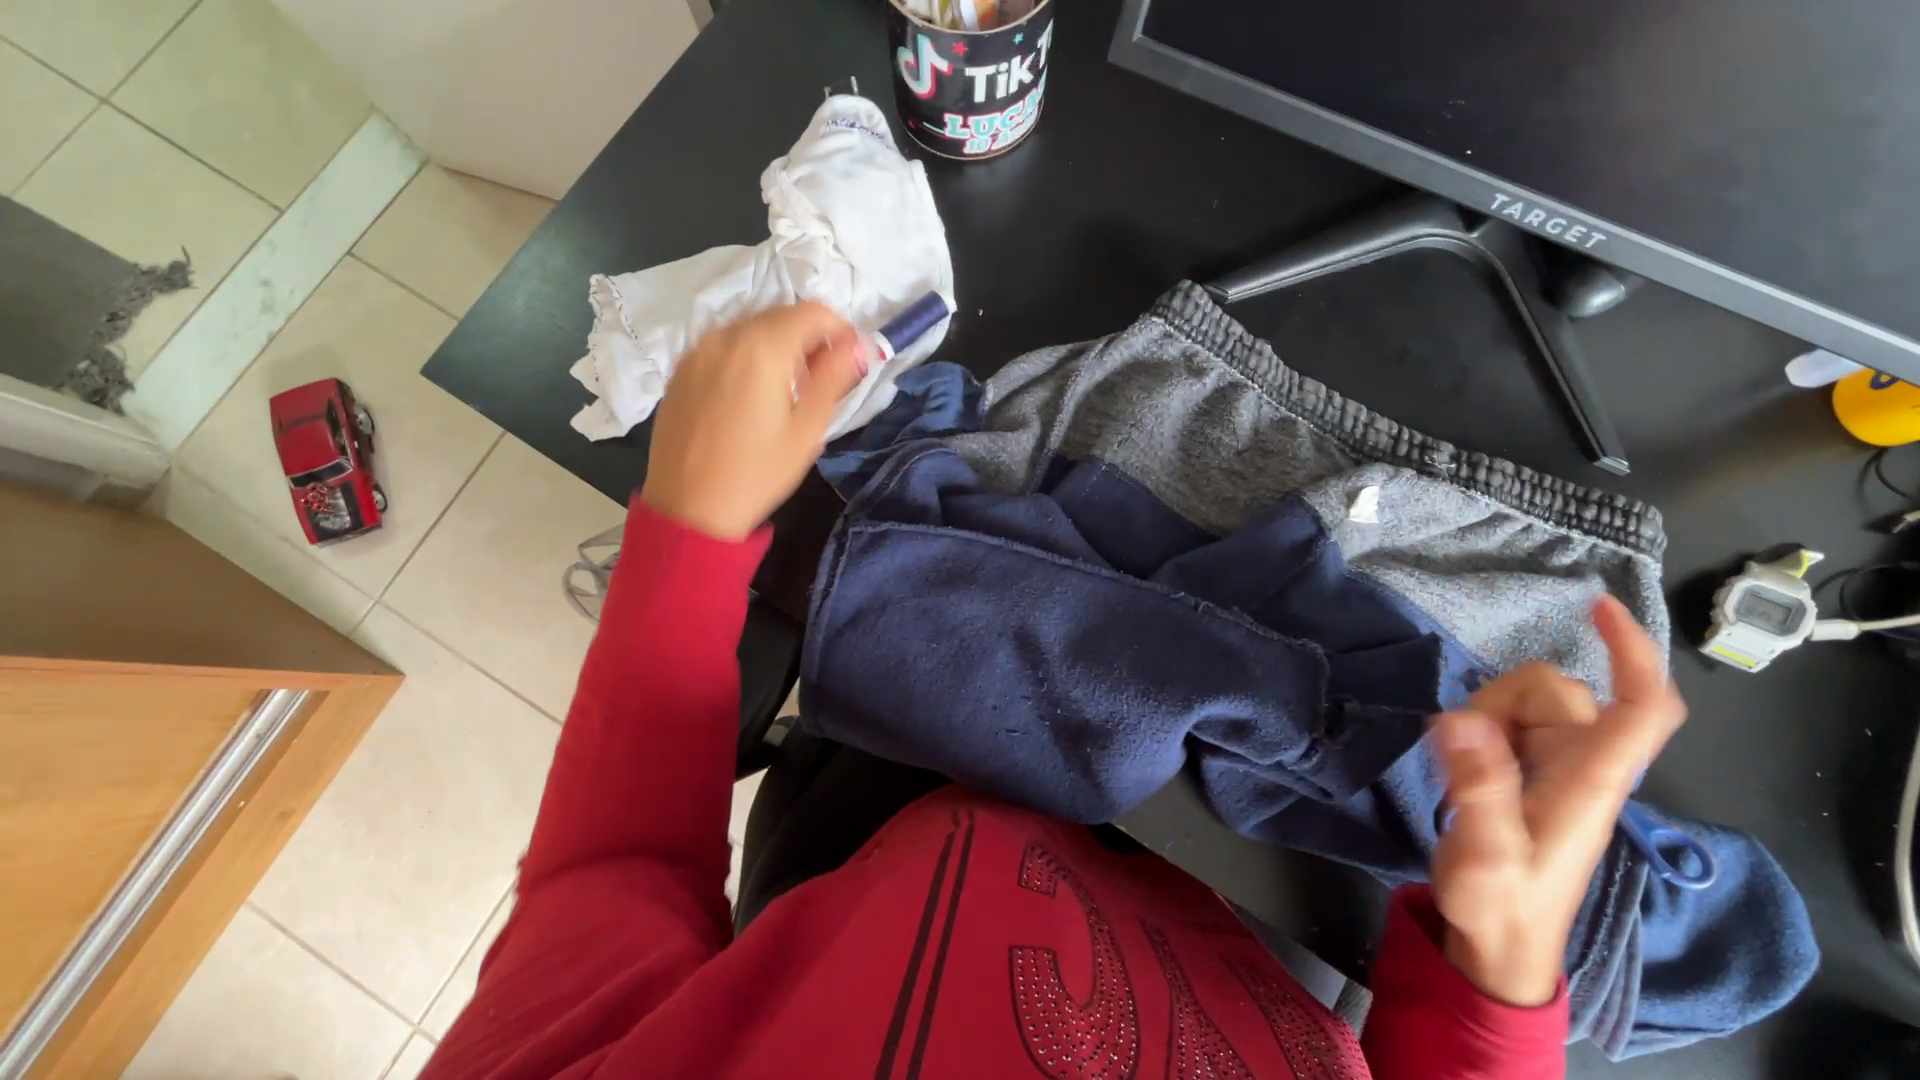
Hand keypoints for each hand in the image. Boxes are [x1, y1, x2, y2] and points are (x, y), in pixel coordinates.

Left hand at [640, 303, 870, 540]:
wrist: (689, 509)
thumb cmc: (757, 474)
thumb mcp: (807, 429)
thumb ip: (835, 377)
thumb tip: (859, 346)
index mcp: (762, 347)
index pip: (813, 311)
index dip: (840, 330)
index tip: (850, 360)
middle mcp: (725, 335)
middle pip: (780, 315)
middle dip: (808, 338)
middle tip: (821, 379)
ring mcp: (697, 350)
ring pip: (750, 328)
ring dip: (777, 346)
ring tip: (787, 390)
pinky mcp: (680, 369)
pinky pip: (724, 346)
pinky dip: (747, 356)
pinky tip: (751, 395)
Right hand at [1429, 594, 1687, 1006]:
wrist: (1499, 938)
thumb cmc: (1502, 904)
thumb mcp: (1485, 853)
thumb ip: (1477, 788)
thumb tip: (1460, 721)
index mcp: (1591, 780)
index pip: (1640, 707)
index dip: (1632, 653)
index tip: (1599, 606)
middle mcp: (1580, 761)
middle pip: (1555, 689)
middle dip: (1501, 701)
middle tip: (1462, 749)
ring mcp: (1554, 762)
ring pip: (1521, 698)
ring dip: (1480, 717)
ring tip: (1461, 769)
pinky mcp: (1526, 767)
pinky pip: (1500, 716)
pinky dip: (1473, 728)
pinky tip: (1461, 767)